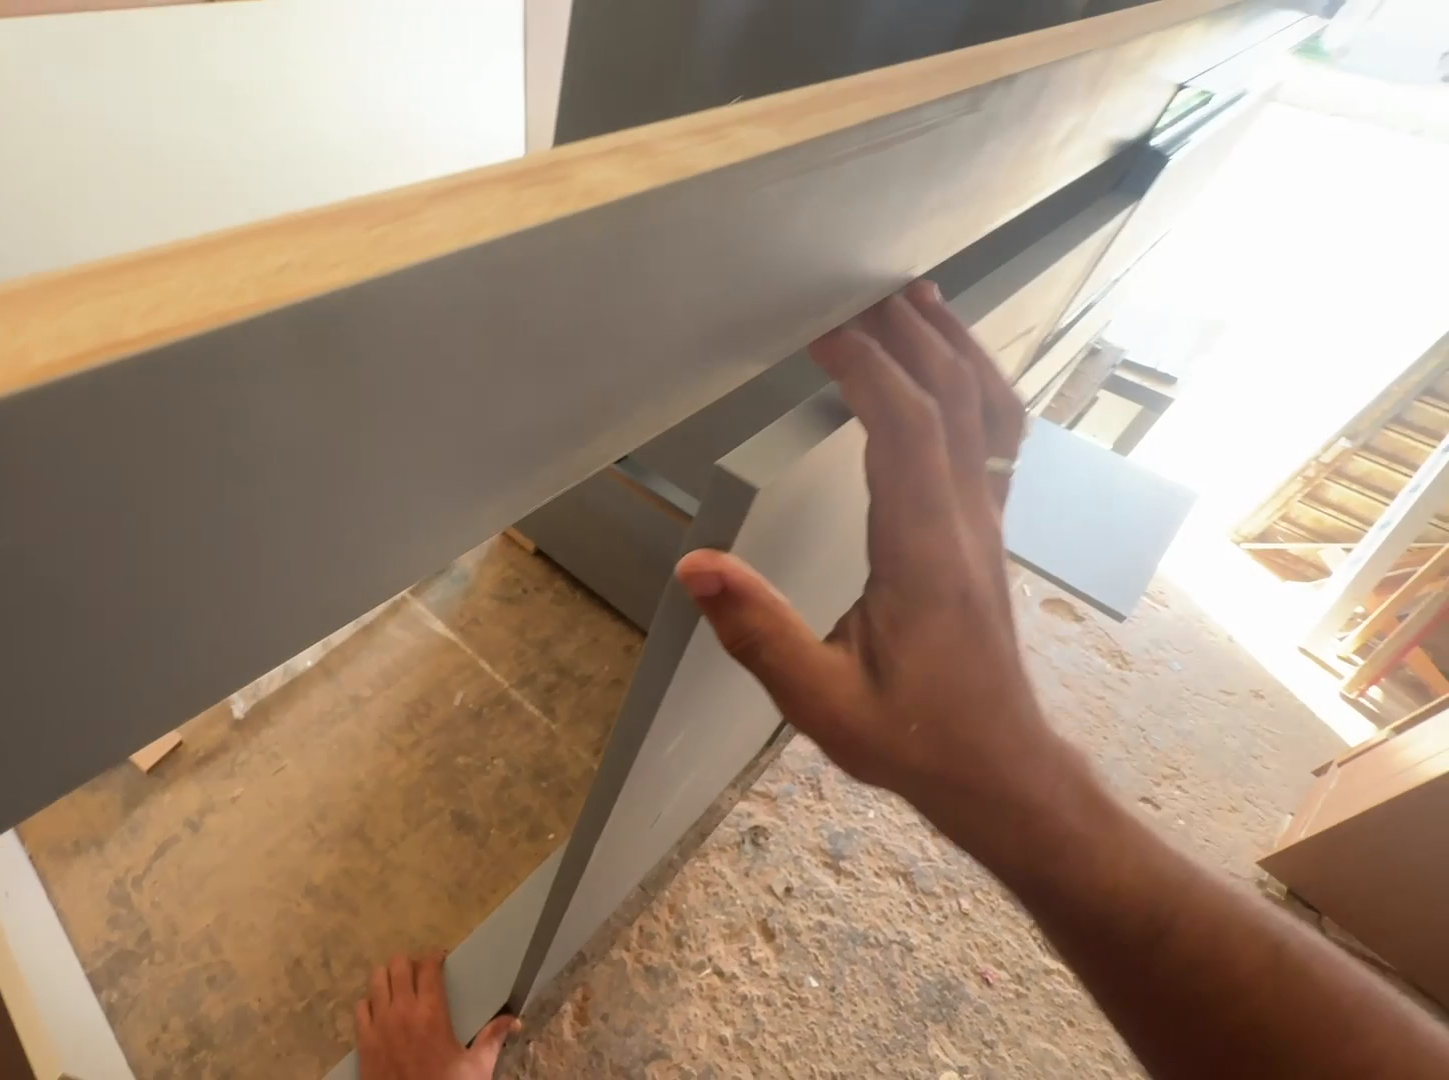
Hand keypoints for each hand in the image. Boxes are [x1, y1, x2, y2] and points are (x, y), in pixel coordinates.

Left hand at [355, 952, 518, 1079]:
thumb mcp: (476, 1069)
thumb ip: (493, 1038)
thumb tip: (514, 1019)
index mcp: (432, 1012)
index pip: (428, 966)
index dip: (434, 956)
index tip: (440, 959)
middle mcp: (402, 1010)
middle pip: (399, 963)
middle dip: (410, 963)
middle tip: (419, 974)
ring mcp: (379, 1024)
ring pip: (376, 978)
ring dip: (387, 978)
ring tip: (398, 987)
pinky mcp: (363, 1042)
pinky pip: (360, 1006)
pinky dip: (369, 1003)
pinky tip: (380, 1012)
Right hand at [675, 282, 1076, 830]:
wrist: (1000, 770)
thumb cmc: (909, 736)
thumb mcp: (819, 700)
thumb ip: (757, 632)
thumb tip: (693, 566)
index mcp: (922, 553)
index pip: (904, 431)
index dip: (867, 368)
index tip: (822, 327)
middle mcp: (965, 523)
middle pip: (953, 400)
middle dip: (907, 335)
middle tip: (861, 285)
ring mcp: (987, 525)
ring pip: (988, 410)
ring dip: (953, 347)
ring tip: (917, 299)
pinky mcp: (988, 534)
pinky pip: (996, 437)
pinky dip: (976, 386)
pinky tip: (954, 371)